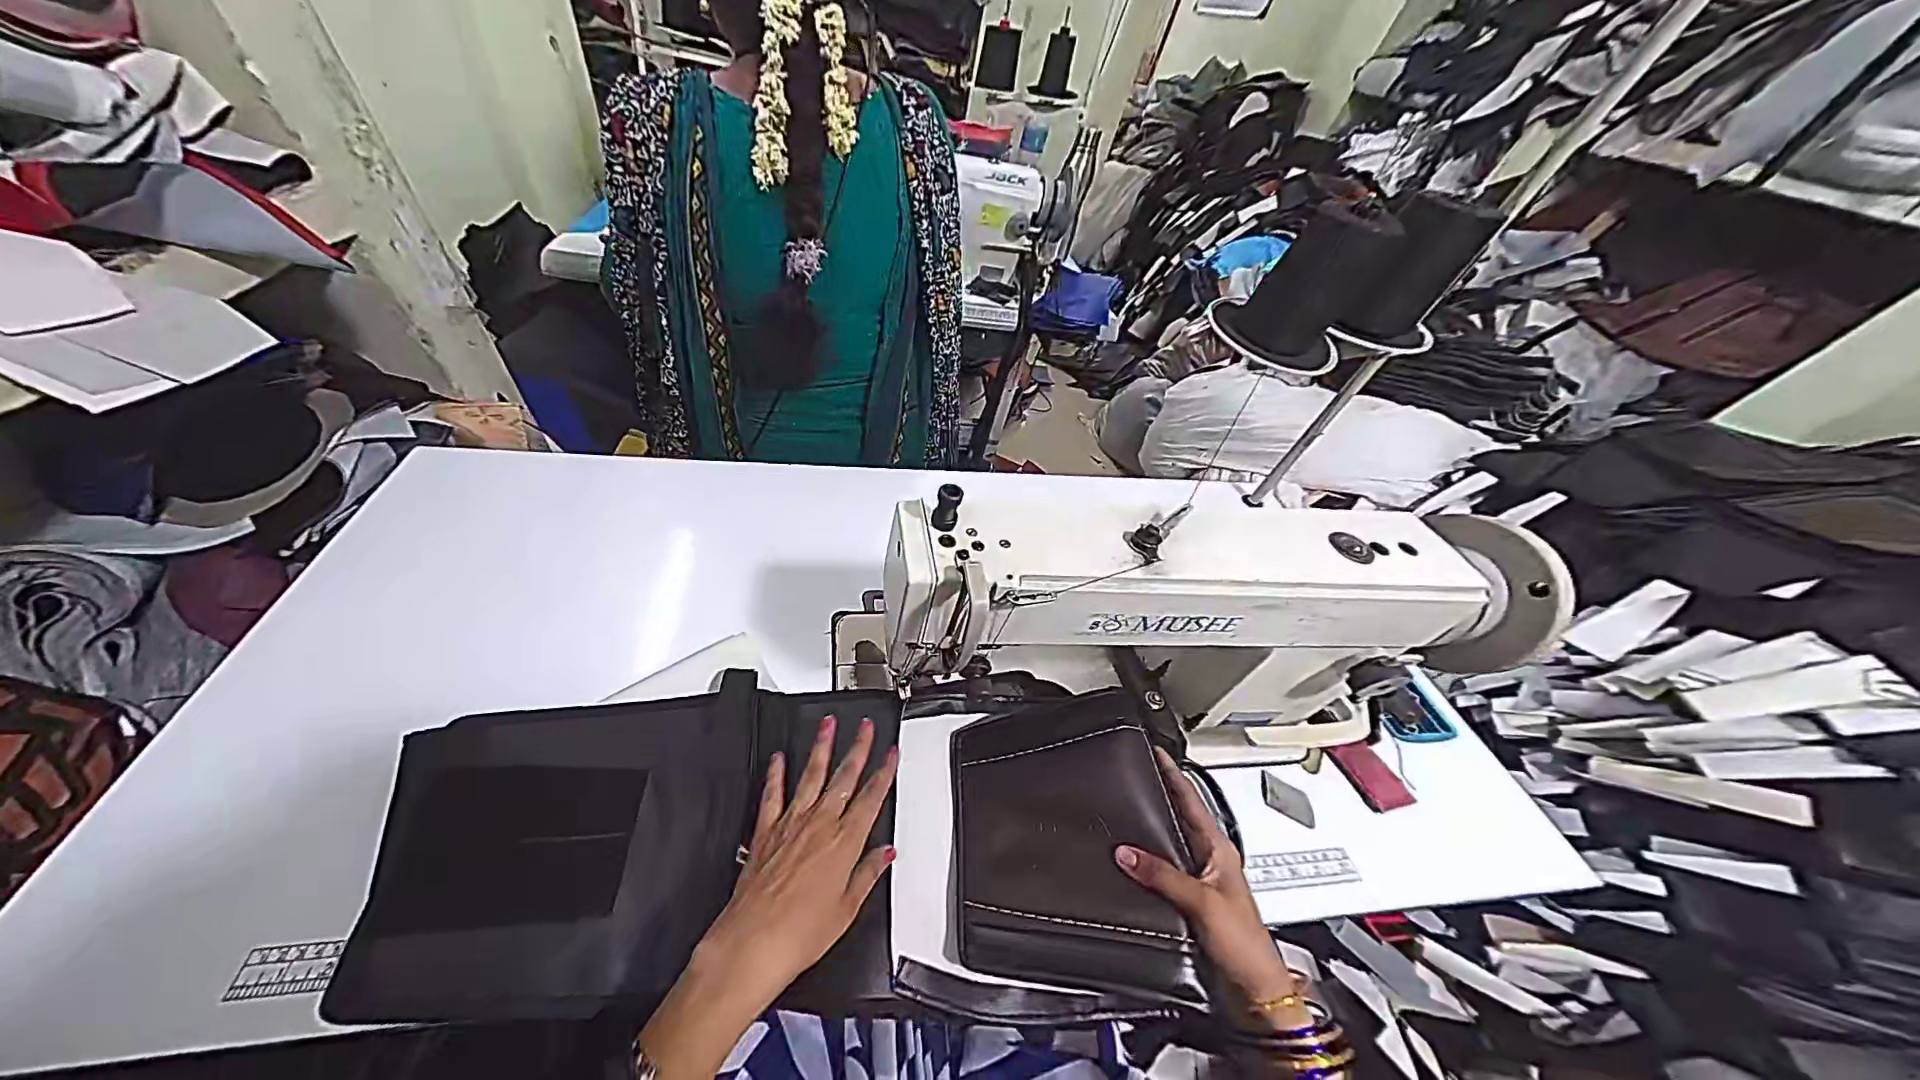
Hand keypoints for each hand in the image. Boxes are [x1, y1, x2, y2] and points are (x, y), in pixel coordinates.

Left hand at [636, 716, 897, 1079]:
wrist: (751, 944)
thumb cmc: (799, 934)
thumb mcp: (846, 909)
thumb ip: (867, 874)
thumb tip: (885, 854)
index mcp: (844, 843)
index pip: (871, 797)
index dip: (884, 772)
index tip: (891, 753)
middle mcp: (819, 826)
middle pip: (845, 777)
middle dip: (858, 748)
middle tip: (865, 726)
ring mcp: (791, 825)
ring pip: (811, 776)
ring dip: (821, 748)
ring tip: (827, 725)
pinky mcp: (765, 832)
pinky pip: (772, 794)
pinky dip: (776, 774)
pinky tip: (778, 759)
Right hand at [1115, 748, 1309, 1031]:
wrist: (1256, 988)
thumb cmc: (1247, 946)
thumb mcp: (1201, 902)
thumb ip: (1162, 875)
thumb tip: (1127, 852)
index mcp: (1219, 849)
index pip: (1191, 799)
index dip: (1174, 774)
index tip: (1157, 752)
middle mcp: (1211, 859)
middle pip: (1181, 816)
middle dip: (1161, 793)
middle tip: (1139, 772)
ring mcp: (1202, 879)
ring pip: (1172, 842)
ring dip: (1153, 826)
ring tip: (1133, 806)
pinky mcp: (1192, 900)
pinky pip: (1165, 868)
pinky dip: (1149, 858)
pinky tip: (1137, 859)